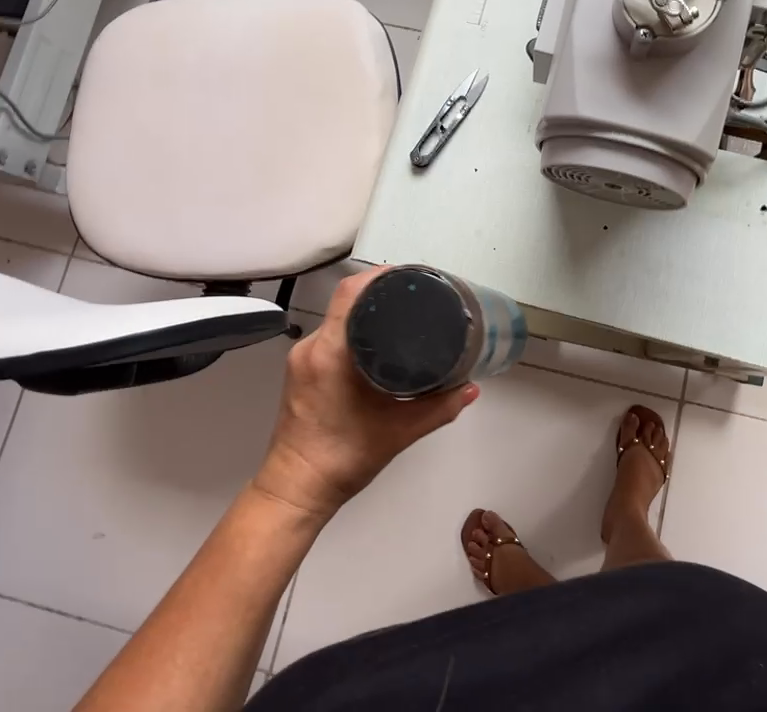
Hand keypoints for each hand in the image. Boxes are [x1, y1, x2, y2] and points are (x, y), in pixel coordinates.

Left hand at [252, 268, 479, 519]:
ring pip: (337, 319)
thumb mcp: (399, 431)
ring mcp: (302, 359)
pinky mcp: (301, 372)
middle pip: (345, 302)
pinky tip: (379, 341)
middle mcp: (311, 348)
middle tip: (417, 296)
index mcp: (330, 352)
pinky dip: (354, 331)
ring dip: (366, 313)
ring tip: (404, 315)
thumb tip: (470, 388)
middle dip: (380, 292)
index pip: (351, 293)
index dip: (380, 276)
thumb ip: (439, 408)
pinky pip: (330, 337)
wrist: (296, 490)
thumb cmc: (342, 458)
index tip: (410, 276)